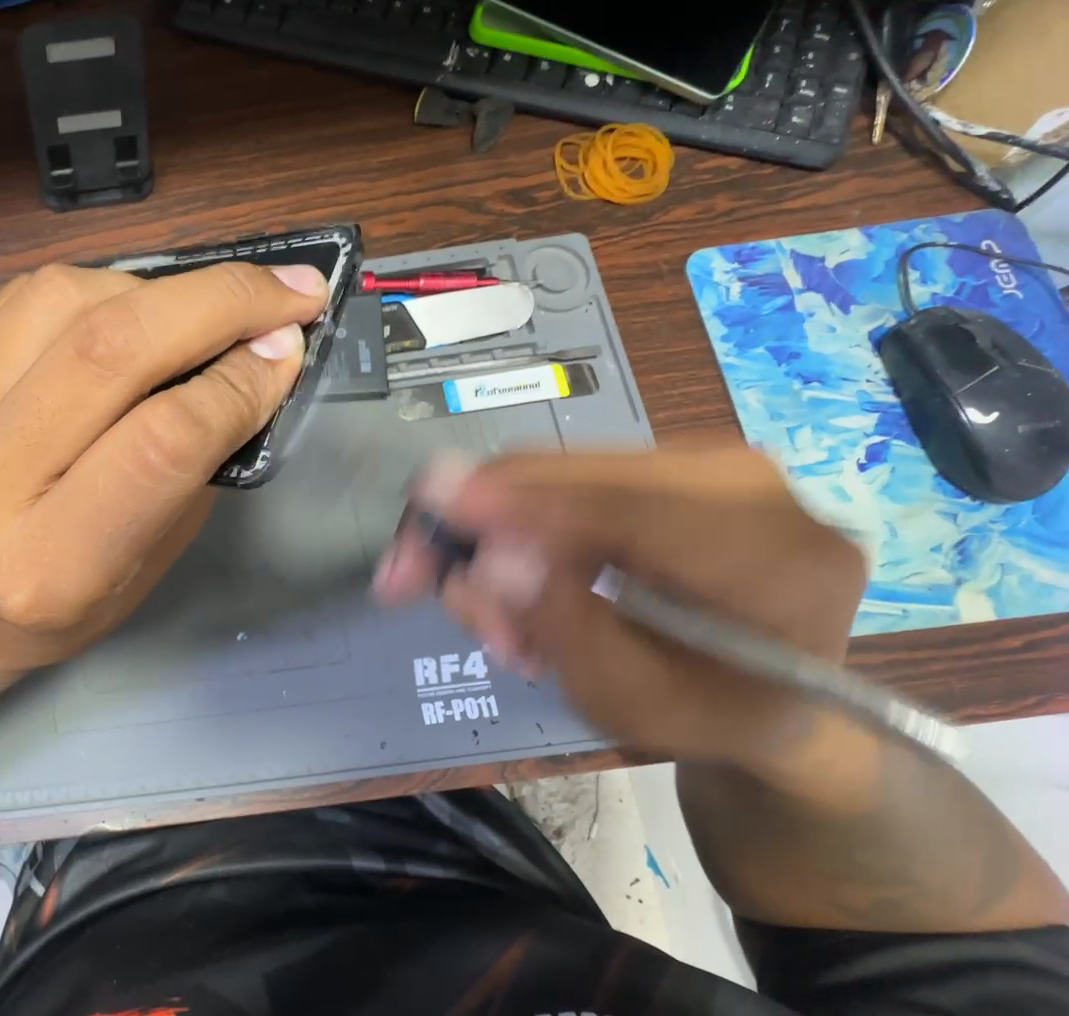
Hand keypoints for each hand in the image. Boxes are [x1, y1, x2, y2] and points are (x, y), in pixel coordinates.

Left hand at [0, 261, 327, 675]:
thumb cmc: (66, 604)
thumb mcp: (148, 561)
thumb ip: (195, 464)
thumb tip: (257, 354)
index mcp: (50, 562)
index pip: (157, 443)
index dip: (236, 384)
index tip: (289, 349)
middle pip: (106, 350)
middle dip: (215, 303)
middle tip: (287, 290)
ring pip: (60, 300)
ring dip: (155, 286)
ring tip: (202, 307)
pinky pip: (24, 296)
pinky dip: (98, 286)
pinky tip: (134, 306)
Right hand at [372, 446, 868, 774]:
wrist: (776, 700)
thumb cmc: (709, 717)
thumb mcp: (634, 699)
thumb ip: (564, 625)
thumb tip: (488, 560)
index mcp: (777, 556)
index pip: (625, 509)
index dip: (516, 506)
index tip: (425, 515)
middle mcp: (748, 486)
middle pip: (573, 476)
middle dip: (477, 521)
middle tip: (406, 578)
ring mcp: (707, 466)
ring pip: (554, 472)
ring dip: (490, 530)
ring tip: (482, 612)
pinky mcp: (666, 466)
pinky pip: (562, 479)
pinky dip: (515, 524)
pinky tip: (510, 580)